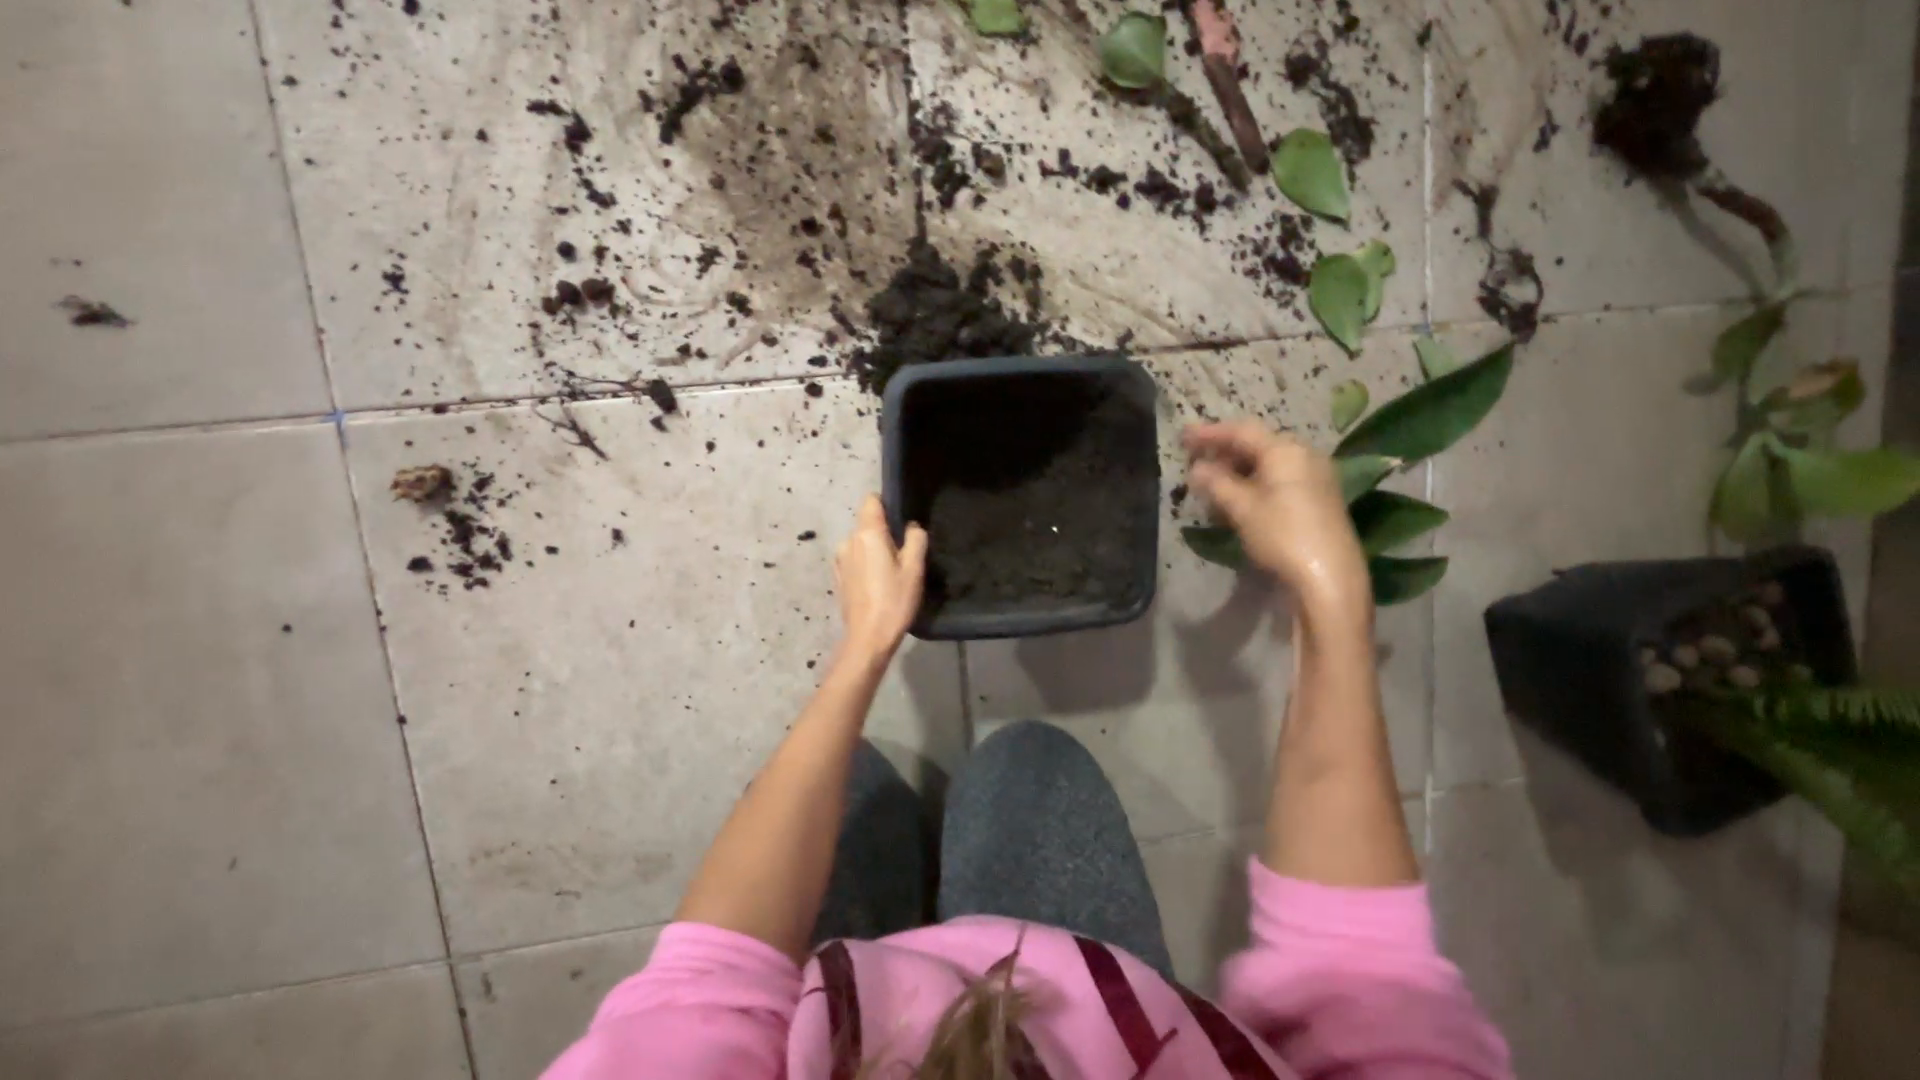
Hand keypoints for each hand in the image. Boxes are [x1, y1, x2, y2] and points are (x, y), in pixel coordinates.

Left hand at [834, 494, 927, 661]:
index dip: (886, 504)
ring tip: (891, 572)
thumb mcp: (914, 569)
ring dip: (874, 550)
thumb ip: (916, 539)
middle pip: (867, 523)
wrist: (868, 637)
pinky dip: (866, 564)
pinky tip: (877, 583)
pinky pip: (854, 559)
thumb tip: (911, 526)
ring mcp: (840, 559)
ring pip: (861, 542)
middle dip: (884, 532)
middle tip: (904, 553)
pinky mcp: (838, 576)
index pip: (871, 501)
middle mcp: (849, 541)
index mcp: (867, 534)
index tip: (901, 519)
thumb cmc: (894, 600)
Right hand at [1184, 421, 1369, 618]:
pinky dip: (1255, 484)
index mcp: (1285, 451)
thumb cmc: (1282, 535)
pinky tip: (1238, 501)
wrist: (1330, 576)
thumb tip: (1196, 469)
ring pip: (1268, 465)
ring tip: (1211, 486)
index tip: (1183, 437)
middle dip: (1223, 453)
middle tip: (1195, 462)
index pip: (1241, 431)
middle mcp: (1304, 456)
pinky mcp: (1318, 498)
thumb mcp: (1242, 508)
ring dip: (1237, 471)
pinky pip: (1280, 480)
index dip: (1210, 433)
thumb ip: (1216, 483)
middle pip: (1257, 446)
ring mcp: (1315, 477)